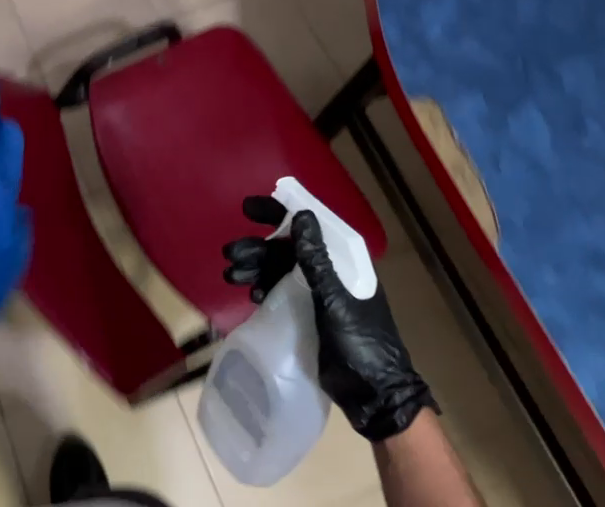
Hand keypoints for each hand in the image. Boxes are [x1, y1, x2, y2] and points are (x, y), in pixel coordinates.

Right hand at [224, 196, 435, 440]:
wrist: (375, 396)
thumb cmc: (362, 343)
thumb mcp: (336, 300)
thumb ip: (317, 260)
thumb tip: (302, 214)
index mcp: (343, 260)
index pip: (307, 225)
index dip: (277, 212)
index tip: (246, 209)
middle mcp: (328, 270)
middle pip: (285, 248)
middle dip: (256, 248)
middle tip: (230, 255)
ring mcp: (316, 292)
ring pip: (278, 269)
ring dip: (254, 269)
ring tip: (231, 276)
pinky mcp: (306, 313)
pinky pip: (278, 291)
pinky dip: (263, 289)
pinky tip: (252, 297)